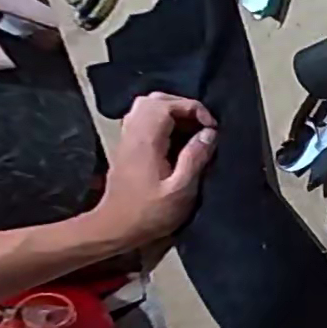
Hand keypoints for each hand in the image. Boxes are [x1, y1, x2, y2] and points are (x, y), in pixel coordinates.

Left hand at [88, 93, 216, 249]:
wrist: (115, 228)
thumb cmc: (150, 213)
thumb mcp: (181, 190)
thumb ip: (195, 158)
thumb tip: (210, 133)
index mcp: (146, 142)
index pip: (166, 105)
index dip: (193, 108)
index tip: (211, 128)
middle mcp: (133, 134)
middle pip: (154, 100)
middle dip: (183, 105)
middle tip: (204, 125)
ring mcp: (127, 140)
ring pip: (146, 107)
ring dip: (173, 111)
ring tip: (194, 129)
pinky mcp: (128, 148)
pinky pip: (144, 119)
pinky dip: (164, 120)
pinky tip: (179, 138)